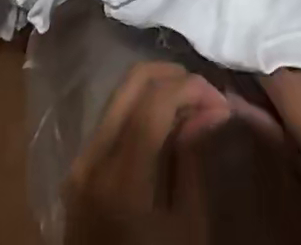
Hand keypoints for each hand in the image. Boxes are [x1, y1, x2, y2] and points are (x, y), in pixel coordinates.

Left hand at [64, 62, 232, 244]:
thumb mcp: (188, 224)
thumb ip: (193, 157)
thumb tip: (212, 107)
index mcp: (120, 179)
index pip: (156, 101)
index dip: (194, 87)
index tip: (223, 102)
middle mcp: (91, 159)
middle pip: (132, 82)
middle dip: (175, 76)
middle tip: (208, 95)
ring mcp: (79, 162)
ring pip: (120, 93)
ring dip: (159, 88)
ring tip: (193, 106)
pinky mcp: (78, 168)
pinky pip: (112, 116)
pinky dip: (143, 106)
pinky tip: (168, 122)